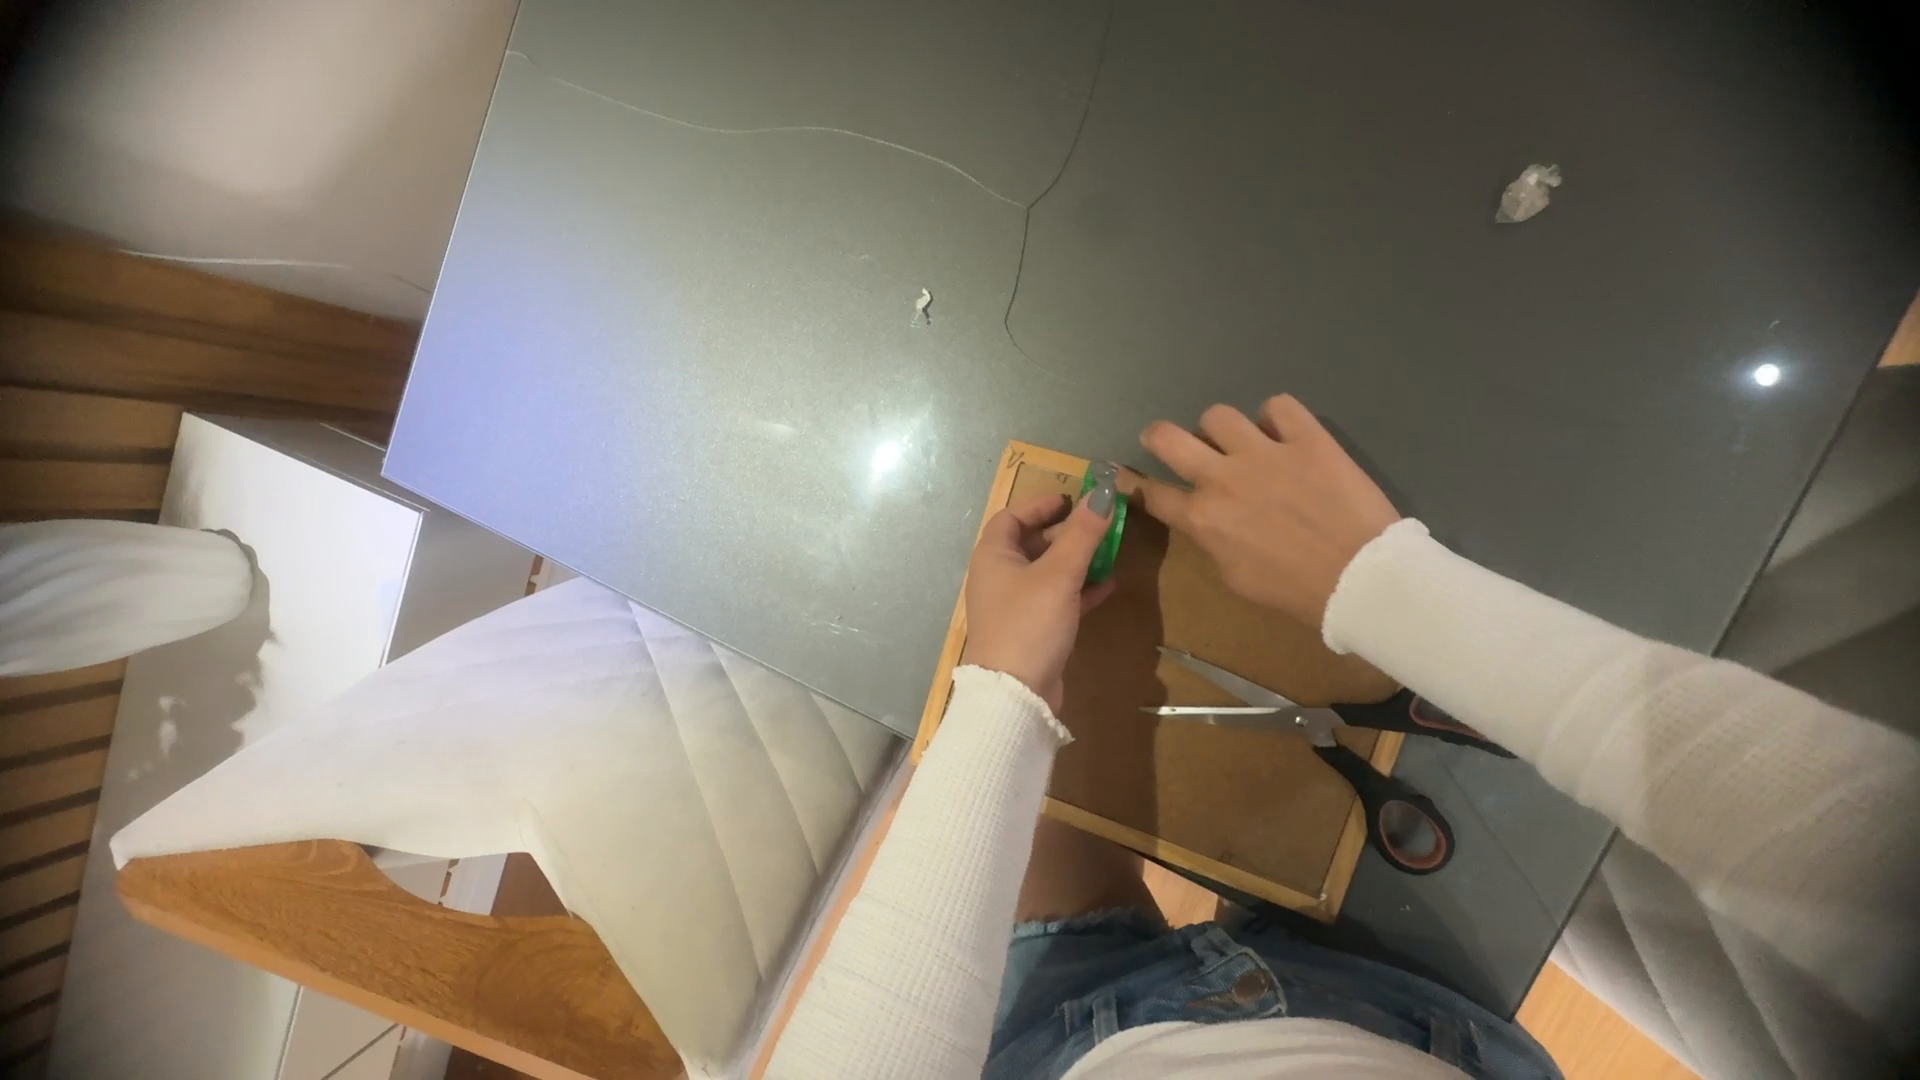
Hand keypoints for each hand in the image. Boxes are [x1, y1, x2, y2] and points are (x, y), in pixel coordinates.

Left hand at [964, 487, 1117, 712]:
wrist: (1015, 694)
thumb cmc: (1029, 623)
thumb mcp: (1059, 574)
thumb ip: (1082, 534)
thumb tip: (1103, 493)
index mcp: (993, 557)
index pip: (1011, 518)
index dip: (1040, 506)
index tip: (1071, 499)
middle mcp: (999, 577)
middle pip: (1032, 543)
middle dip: (1065, 533)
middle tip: (1099, 525)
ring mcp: (1015, 606)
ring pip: (1048, 573)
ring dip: (1076, 561)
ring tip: (1109, 551)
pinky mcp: (1033, 631)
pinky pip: (1057, 600)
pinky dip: (1080, 590)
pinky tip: (1108, 586)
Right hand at [1138, 395, 1399, 628]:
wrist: (1361, 578)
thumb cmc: (1295, 592)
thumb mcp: (1235, 578)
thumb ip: (1212, 541)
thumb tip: (1209, 522)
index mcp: (1202, 519)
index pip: (1152, 493)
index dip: (1133, 484)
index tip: (1125, 477)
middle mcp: (1222, 478)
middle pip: (1167, 437)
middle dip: (1157, 437)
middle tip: (1164, 441)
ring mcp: (1264, 453)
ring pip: (1217, 415)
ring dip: (1220, 429)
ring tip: (1237, 440)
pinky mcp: (1306, 438)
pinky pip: (1279, 406)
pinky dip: (1276, 417)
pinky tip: (1283, 432)